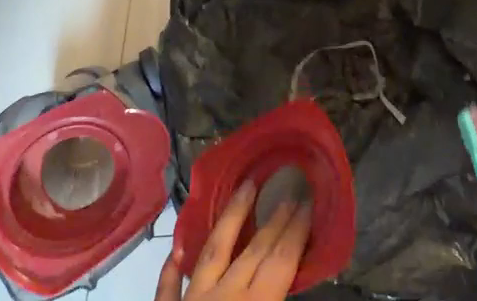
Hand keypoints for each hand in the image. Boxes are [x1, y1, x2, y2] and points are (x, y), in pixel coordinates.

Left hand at [157, 180, 312, 300]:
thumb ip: (279, 296)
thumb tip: (291, 276)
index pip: (282, 258)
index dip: (298, 228)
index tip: (309, 199)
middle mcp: (223, 293)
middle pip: (254, 249)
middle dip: (275, 217)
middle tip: (289, 186)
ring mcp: (190, 299)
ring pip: (213, 251)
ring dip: (231, 218)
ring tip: (244, 186)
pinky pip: (167, 287)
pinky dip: (171, 267)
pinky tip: (175, 248)